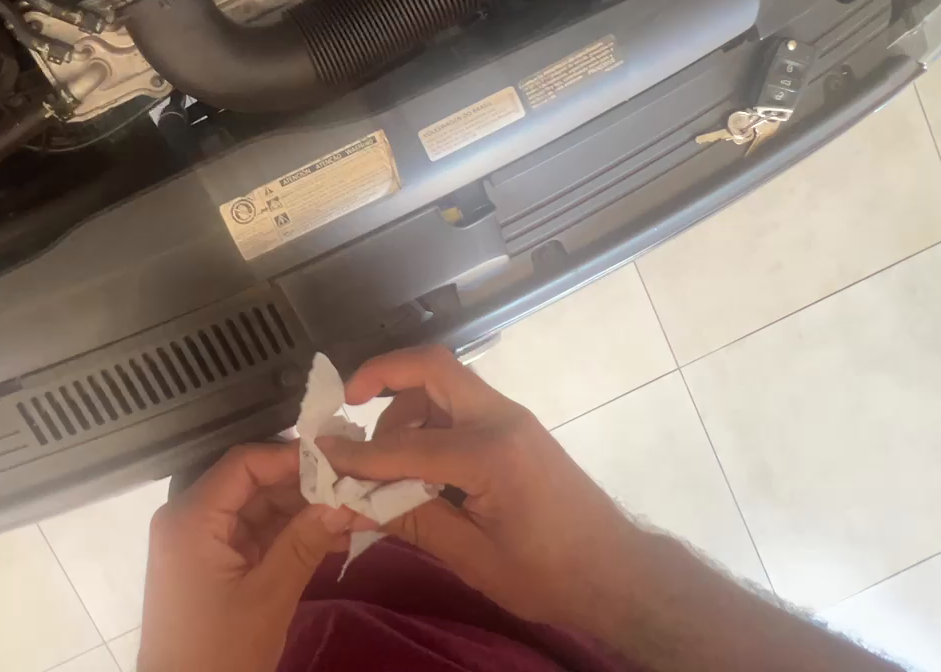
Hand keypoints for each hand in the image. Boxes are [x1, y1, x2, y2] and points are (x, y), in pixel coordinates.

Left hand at [139, 442, 357, 671]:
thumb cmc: (218, 656)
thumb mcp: (268, 598)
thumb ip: (305, 541)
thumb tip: (345, 498)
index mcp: (191, 516)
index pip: (244, 462)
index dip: (290, 456)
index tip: (335, 461)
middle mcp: (189, 517)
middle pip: (252, 483)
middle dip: (302, 486)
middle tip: (349, 488)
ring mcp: (199, 541)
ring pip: (256, 507)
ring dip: (300, 512)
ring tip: (349, 515)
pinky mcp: (211, 563)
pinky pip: (252, 534)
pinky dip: (286, 536)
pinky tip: (329, 539)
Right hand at [319, 345, 645, 632]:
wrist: (618, 574)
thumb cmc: (549, 573)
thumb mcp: (472, 556)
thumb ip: (409, 518)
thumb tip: (349, 502)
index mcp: (492, 452)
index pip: (408, 445)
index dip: (361, 455)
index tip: (322, 454)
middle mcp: (500, 417)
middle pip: (432, 366)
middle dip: (384, 374)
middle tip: (350, 401)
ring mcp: (508, 417)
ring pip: (443, 382)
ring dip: (405, 405)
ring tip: (385, 457)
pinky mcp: (511, 427)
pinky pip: (458, 404)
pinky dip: (427, 419)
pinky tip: (417, 461)